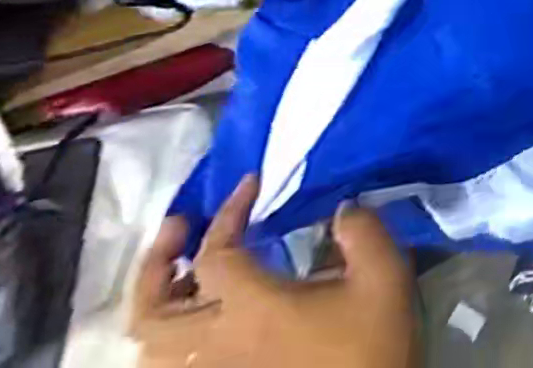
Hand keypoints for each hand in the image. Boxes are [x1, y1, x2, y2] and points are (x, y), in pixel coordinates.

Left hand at [131, 175, 414, 367]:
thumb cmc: (370, 340)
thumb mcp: (384, 273)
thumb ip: (362, 230)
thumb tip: (342, 206)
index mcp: (252, 307)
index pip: (215, 253)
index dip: (227, 213)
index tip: (251, 183)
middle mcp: (215, 343)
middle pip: (151, 310)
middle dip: (156, 263)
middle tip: (180, 227)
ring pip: (149, 346)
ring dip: (156, 302)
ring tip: (183, 272)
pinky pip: (171, 366)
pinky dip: (168, 339)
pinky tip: (198, 319)